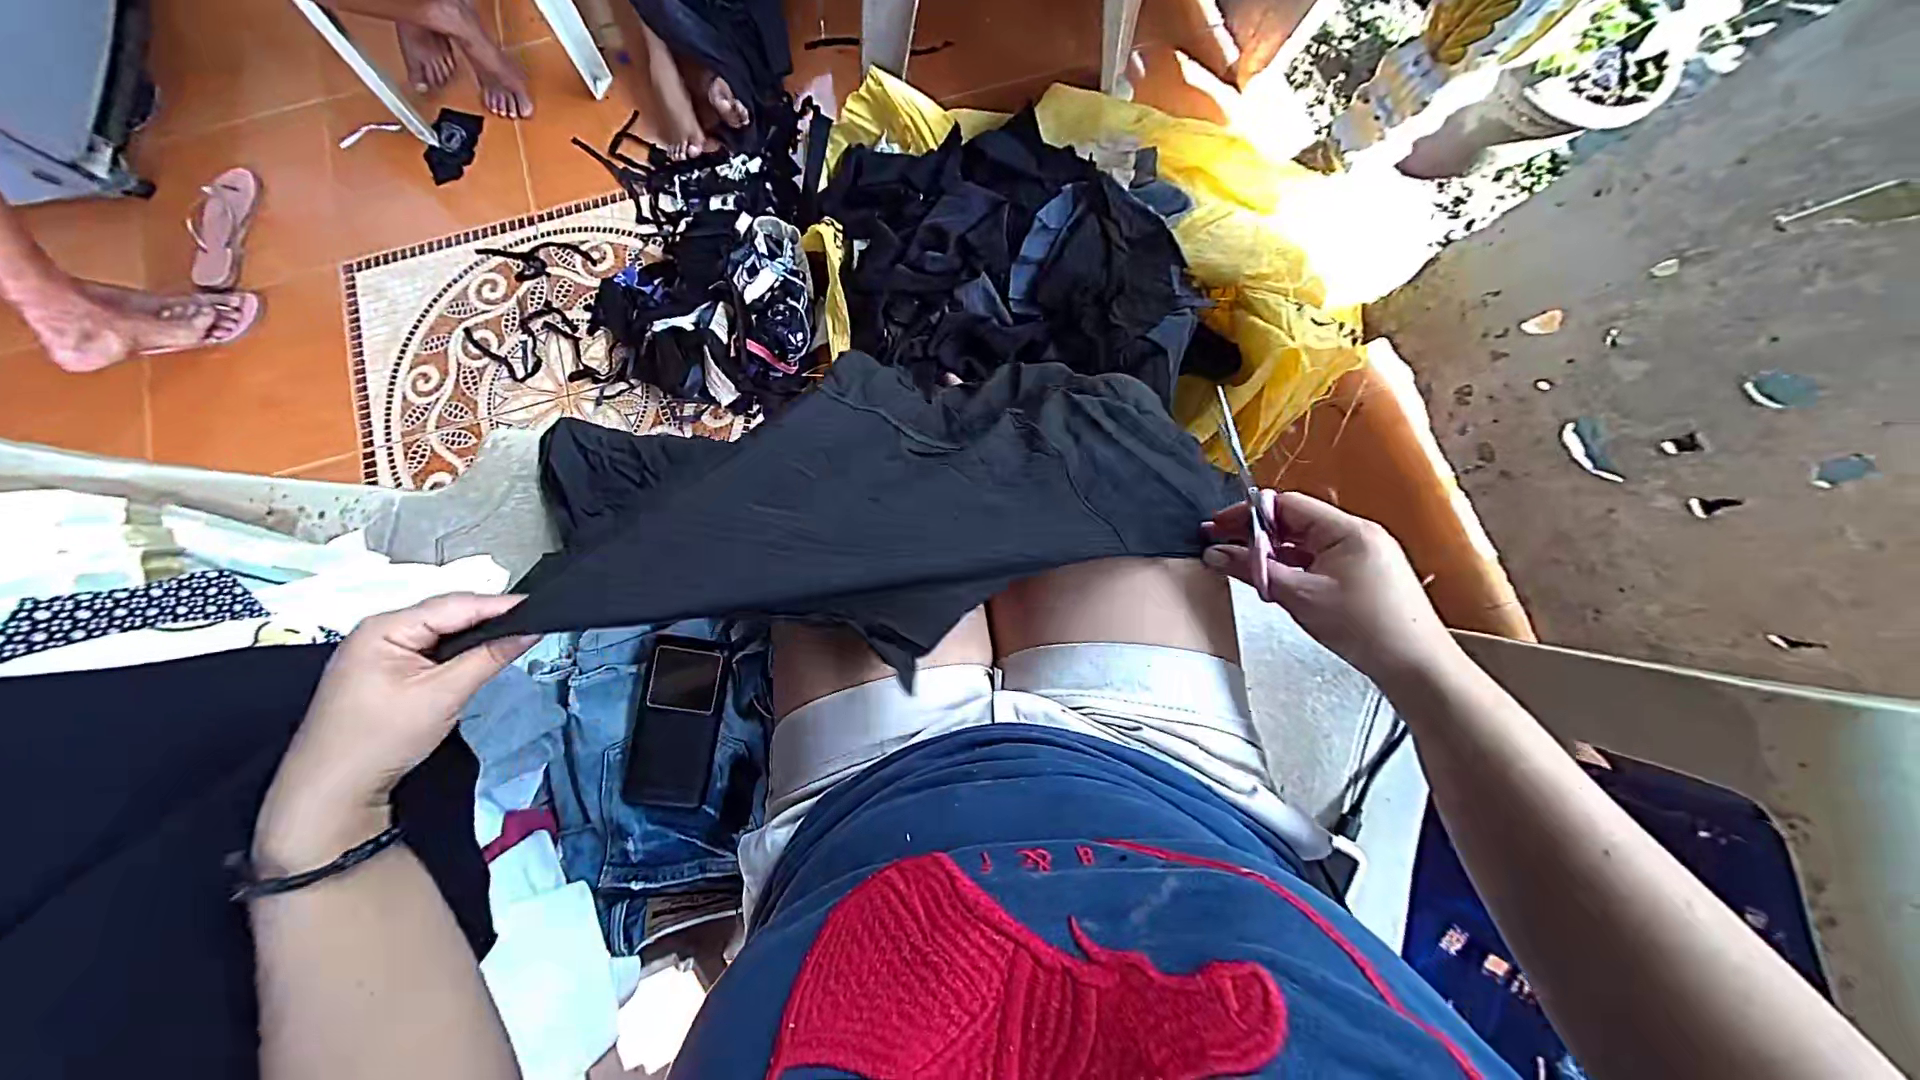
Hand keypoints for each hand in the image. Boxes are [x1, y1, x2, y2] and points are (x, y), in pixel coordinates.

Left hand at [253, 594, 535, 873]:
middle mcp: (380, 630)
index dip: (502, 605)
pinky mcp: (387, 669)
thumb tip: (532, 629)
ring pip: (443, 630)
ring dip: (478, 634)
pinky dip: (461, 649)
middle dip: (491, 617)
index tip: (541, 607)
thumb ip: (491, 656)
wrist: (332, 792)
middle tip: (536, 622)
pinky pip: (433, 647)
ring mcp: (380, 650)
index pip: (457, 604)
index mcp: (385, 628)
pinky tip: (483, 654)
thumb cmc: (381, 739)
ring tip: (518, 636)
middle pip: (449, 613)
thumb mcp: (445, 694)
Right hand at [1202, 490, 1460, 686]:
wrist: (1415, 665)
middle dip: (1255, 534)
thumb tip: (1218, 554)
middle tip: (1222, 545)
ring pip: (1303, 542)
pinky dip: (1291, 567)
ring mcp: (1363, 554)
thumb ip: (1253, 570)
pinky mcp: (1362, 573)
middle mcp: (1358, 535)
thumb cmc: (1369, 629)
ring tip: (1243, 567)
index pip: (1286, 505)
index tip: (1220, 526)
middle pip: (1293, 522)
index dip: (1248, 514)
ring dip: (1272, 553)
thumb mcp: (1298, 595)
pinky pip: (1317, 559)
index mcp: (1347, 530)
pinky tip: (1274, 581)